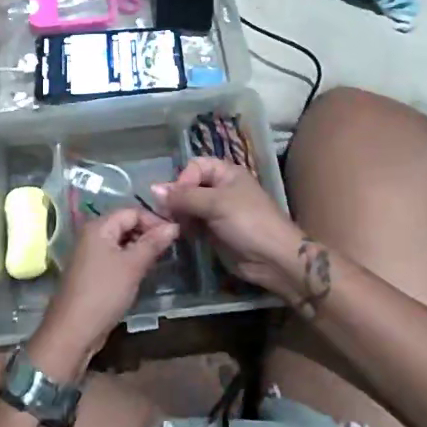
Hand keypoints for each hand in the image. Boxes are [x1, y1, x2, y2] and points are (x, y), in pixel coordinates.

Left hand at [29, 208, 181, 380]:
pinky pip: (115, 256)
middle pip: (125, 224)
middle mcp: (92, 235)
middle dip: (148, 232)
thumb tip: (174, 225)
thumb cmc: (104, 292)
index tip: (175, 234)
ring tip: (161, 258)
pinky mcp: (92, 271)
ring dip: (140, 247)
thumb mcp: (132, 266)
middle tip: (171, 246)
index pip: (132, 211)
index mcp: (99, 227)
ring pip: (121, 241)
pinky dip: (130, 259)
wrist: (73, 331)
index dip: (154, 220)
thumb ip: (153, 243)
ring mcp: (90, 254)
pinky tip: (143, 270)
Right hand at [153, 159, 320, 310]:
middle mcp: (220, 189)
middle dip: (176, 198)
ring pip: (187, 206)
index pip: (194, 166)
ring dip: (178, 214)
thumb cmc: (248, 222)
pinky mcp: (213, 232)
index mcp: (226, 173)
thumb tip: (153, 189)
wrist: (273, 259)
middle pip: (188, 186)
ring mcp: (216, 211)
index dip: (183, 179)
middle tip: (167, 214)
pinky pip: (192, 224)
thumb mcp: (216, 204)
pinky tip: (179, 234)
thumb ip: (184, 196)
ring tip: (172, 225)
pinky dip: (184, 227)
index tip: (177, 198)